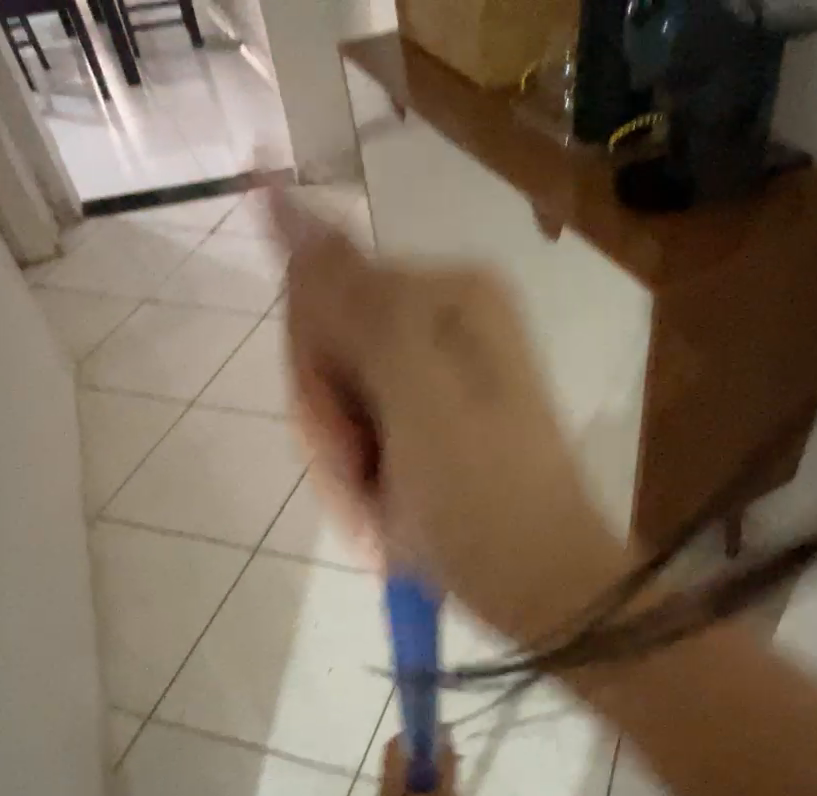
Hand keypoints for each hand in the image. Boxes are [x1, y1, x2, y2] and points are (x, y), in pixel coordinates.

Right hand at [265, 189, 628, 641]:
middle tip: (368, 484)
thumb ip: (348, 295)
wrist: (539, 586)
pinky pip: (361, 440)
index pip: (316, 297)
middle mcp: (441, 322)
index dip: (313, 374)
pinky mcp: (431, 425)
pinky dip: (364, 486)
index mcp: (445, 294)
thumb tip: (278, 188)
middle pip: (325, 353)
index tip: (347, 432)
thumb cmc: (481, 494)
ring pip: (336, 407)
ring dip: (346, 470)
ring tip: (385, 514)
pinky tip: (392, 518)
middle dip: (331, 430)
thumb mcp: (412, 389)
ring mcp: (436, 376)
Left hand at [378, 737, 466, 795]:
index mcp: (391, 786)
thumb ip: (446, 767)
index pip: (395, 745)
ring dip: (434, 777)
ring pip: (414, 785)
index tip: (440, 731)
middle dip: (429, 756)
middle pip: (405, 764)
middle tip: (454, 754)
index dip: (415, 733)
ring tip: (458, 779)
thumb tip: (444, 737)